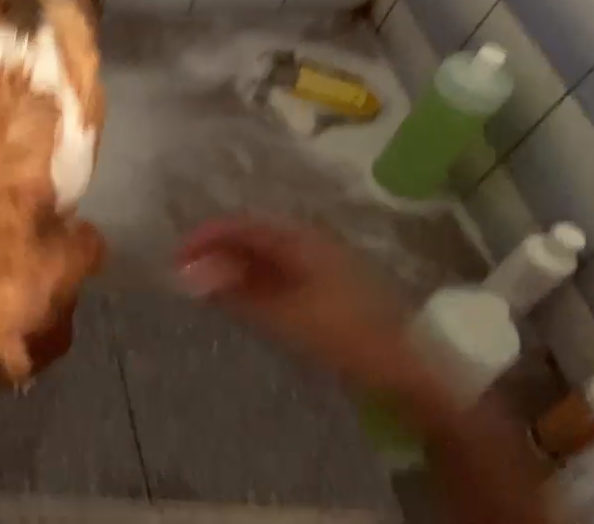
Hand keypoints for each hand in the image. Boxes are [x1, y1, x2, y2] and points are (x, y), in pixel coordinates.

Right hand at [177, 217, 433, 401]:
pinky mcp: (334, 287)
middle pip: (252, 234)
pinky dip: (255, 279)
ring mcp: (326, 262)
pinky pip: (282, 271)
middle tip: (187, 273)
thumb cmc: (348, 334)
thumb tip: (186, 271)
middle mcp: (312, 239)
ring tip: (208, 287)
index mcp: (300, 236)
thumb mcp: (283, 314)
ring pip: (267, 254)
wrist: (419, 371)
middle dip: (216, 250)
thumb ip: (233, 291)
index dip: (203, 237)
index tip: (174, 258)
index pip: (238, 223)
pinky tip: (245, 299)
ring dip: (235, 266)